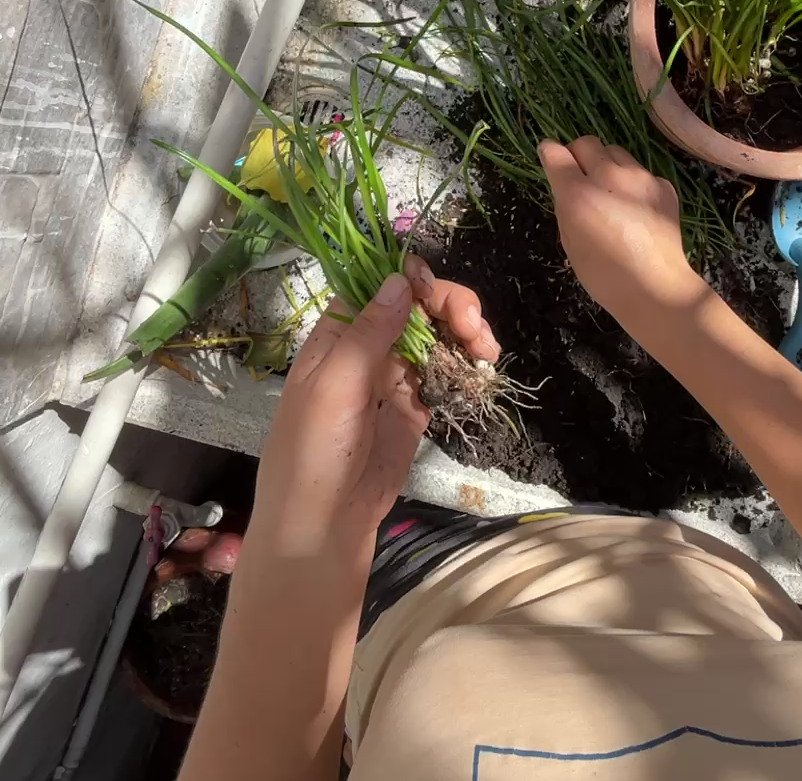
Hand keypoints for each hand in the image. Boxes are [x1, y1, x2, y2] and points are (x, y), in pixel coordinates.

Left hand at [251, 262, 496, 556]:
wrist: (325, 523)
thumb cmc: (315, 449)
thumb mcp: (335, 385)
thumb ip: (369, 333)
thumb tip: (400, 280)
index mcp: (339, 336)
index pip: (377, 287)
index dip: (410, 279)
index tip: (435, 289)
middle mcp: (368, 349)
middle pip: (416, 307)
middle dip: (449, 306)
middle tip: (473, 327)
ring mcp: (394, 377)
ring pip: (436, 337)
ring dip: (464, 333)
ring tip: (486, 351)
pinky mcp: (416, 406)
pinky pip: (444, 373)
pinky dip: (464, 366)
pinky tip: (480, 371)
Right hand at [539, 136, 711, 330]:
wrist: (655, 288)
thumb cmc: (603, 275)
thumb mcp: (570, 241)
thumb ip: (565, 205)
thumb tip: (566, 185)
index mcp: (578, 194)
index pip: (555, 152)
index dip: (549, 153)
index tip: (550, 159)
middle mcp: (609, 176)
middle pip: (587, 143)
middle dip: (578, 155)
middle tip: (580, 177)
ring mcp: (640, 178)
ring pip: (616, 152)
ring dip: (606, 165)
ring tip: (610, 193)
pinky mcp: (663, 185)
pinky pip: (640, 171)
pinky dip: (632, 182)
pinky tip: (634, 209)